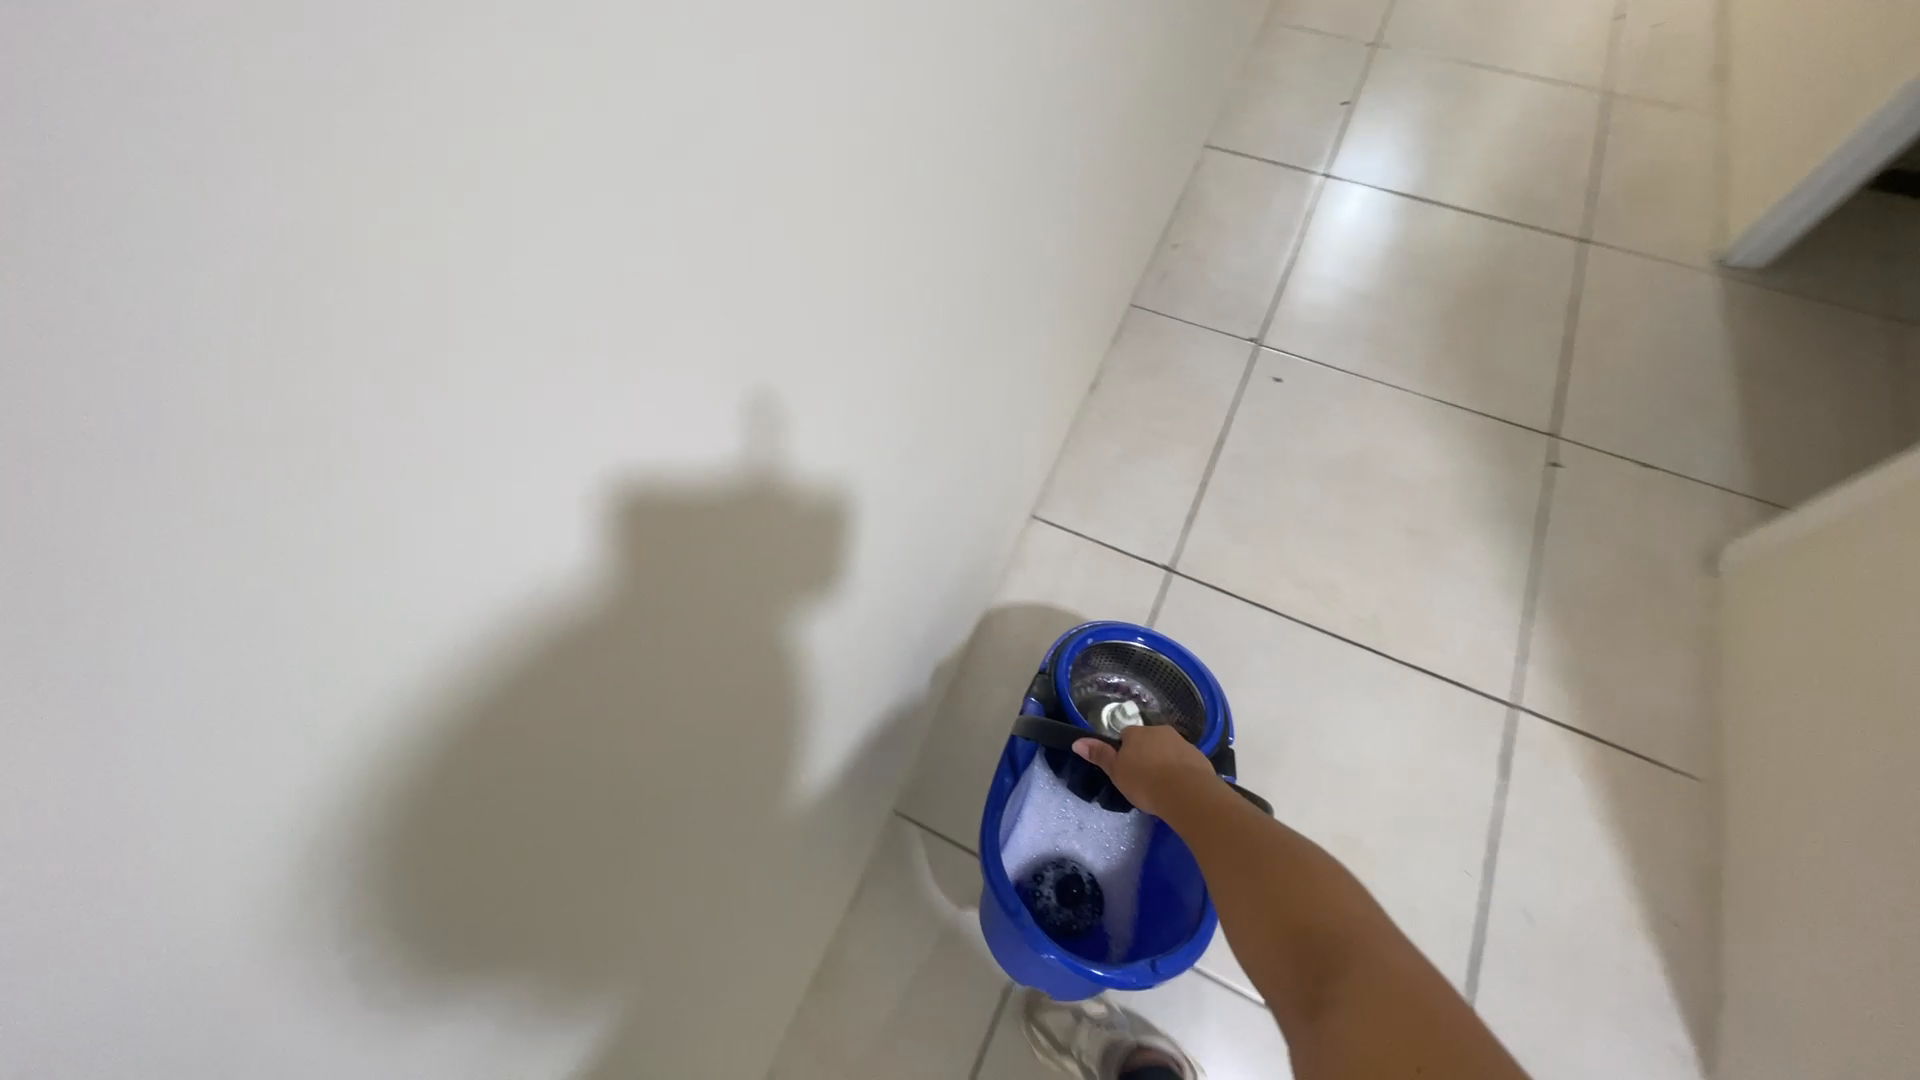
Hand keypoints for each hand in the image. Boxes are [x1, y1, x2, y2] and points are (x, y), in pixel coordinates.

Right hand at [1071, 723, 1219, 818]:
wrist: (1186, 793)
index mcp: (1136, 733)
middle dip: (1146, 755)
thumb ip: (1099, 755)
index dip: (1125, 752)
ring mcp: (1181, 743)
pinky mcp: (1199, 757)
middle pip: (1149, 740)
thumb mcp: (1116, 772)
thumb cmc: (1144, 782)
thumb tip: (1077, 742)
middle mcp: (1159, 731)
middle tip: (1143, 779)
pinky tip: (1179, 789)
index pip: (1126, 736)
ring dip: (1165, 762)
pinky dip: (1181, 771)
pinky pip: (1185, 761)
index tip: (1127, 769)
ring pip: (1168, 750)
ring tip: (1162, 786)